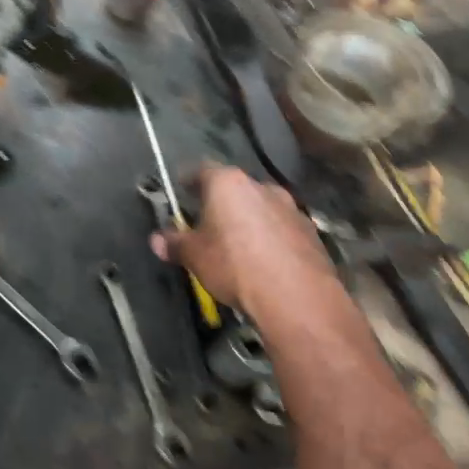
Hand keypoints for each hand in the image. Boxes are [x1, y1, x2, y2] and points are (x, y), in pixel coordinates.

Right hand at [153, 166, 338, 316]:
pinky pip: (282, 228)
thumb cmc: (234, 266)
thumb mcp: (193, 256)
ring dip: (249, 220)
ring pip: (261, 207)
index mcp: (228, 184)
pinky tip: (265, 260)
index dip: (189, 182)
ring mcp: (291, 208)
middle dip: (220, 203)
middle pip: (234, 189)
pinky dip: (271, 237)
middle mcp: (262, 187)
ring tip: (238, 246)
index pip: (202, 170)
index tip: (182, 195)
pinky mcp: (312, 232)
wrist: (297, 298)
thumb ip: (174, 244)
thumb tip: (157, 240)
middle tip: (207, 224)